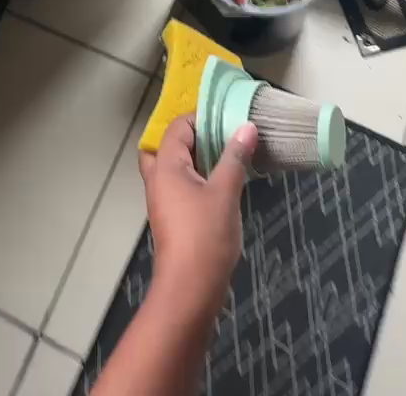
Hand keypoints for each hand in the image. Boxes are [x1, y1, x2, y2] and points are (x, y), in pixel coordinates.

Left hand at [138, 114, 256, 320]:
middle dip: (192, 137)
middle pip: (167, 145)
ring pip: (174, 166)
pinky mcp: (173, 217)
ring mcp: (164, 200)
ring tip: (226, 154)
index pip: (176, 127)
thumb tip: (247, 127)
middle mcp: (158, 179)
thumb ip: (235, 156)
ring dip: (197, 158)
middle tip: (220, 135)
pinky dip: (198, 177)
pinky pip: (181, 185)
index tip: (226, 117)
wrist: (190, 289)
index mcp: (166, 166)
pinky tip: (222, 182)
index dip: (199, 117)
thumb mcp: (225, 191)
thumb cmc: (205, 236)